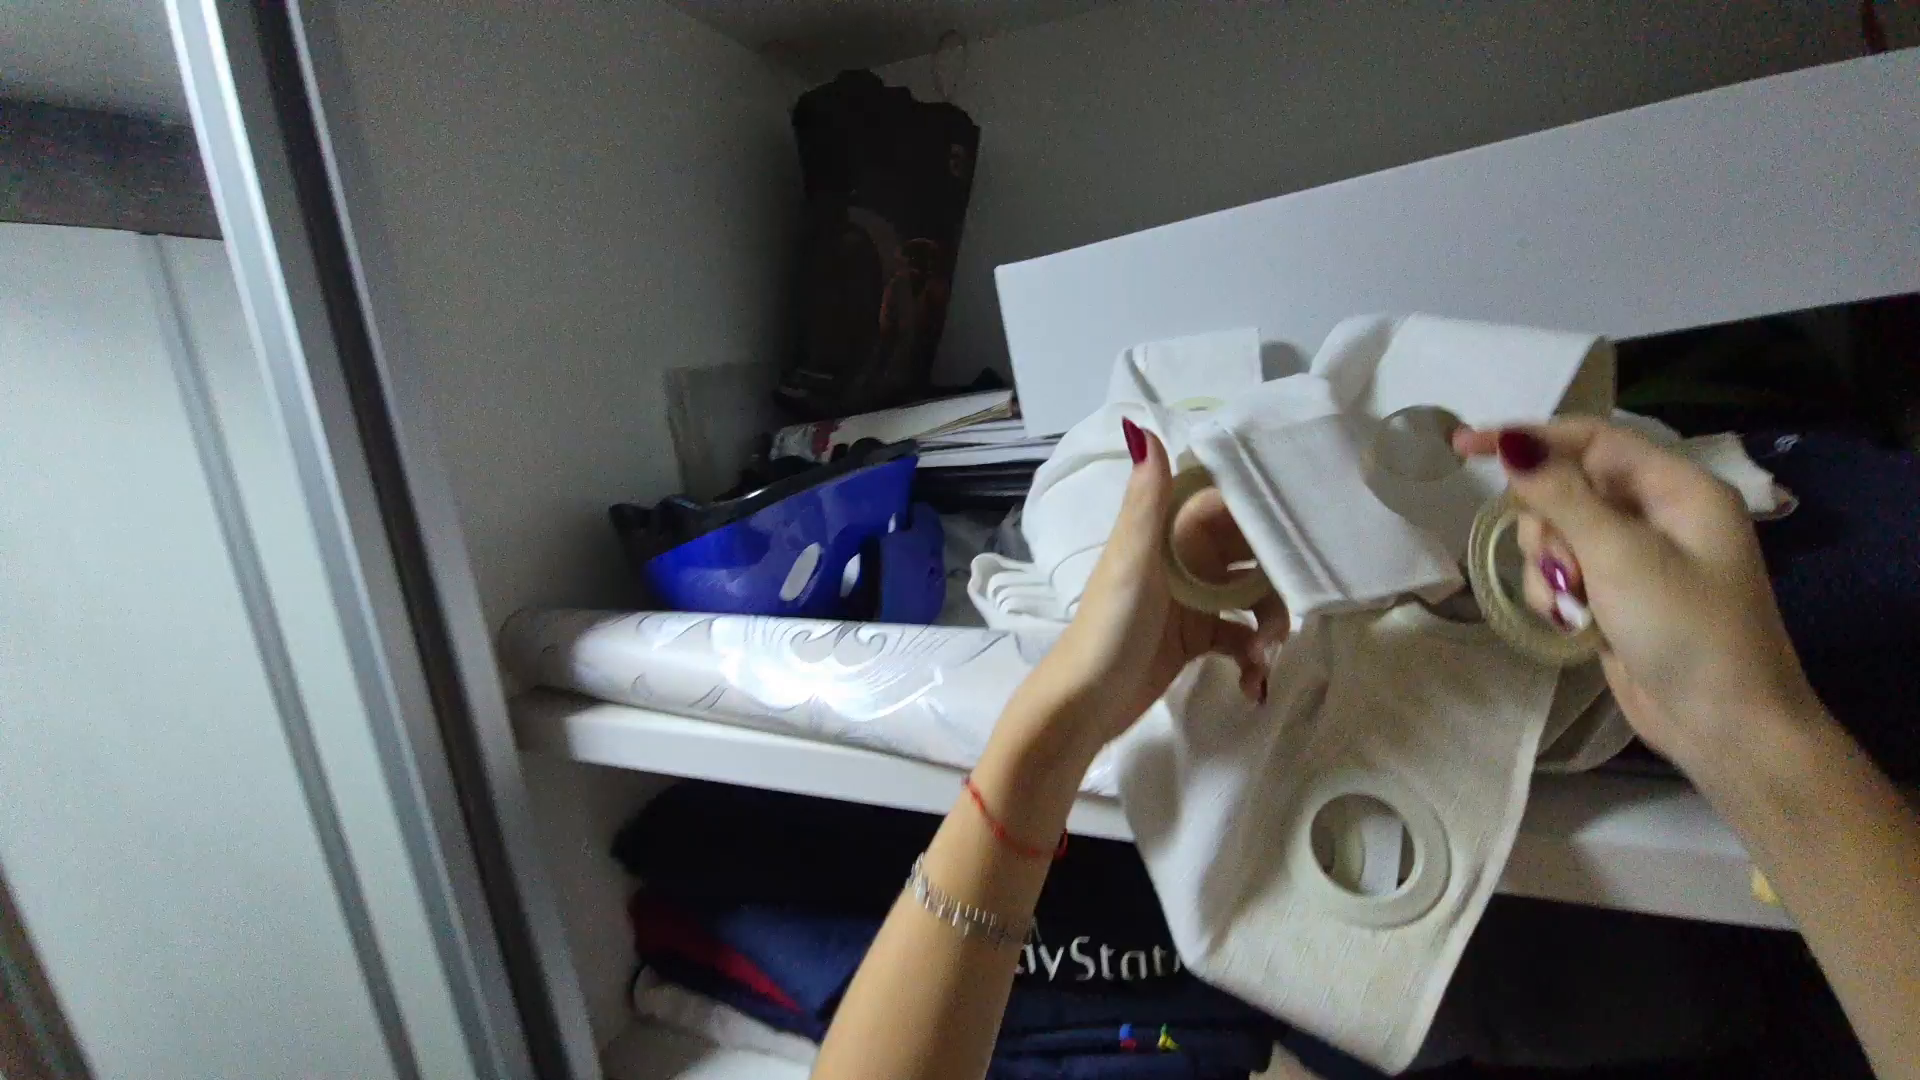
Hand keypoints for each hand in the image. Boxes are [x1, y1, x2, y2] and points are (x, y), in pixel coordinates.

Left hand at [1013, 419, 1286, 759]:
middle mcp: (1182, 560)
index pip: (1226, 506)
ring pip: (1251, 596)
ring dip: (1269, 624)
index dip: (1265, 510)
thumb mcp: (1130, 560)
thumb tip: (1140, 425)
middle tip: (1296, 605)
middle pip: (1249, 552)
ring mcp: (1191, 601)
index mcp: (1165, 533)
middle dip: (1279, 577)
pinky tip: (1253, 681)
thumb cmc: (1109, 627)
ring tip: (1268, 654)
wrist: (1085, 703)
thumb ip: (1145, 499)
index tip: (1311, 520)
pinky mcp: (1197, 639)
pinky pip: (1240, 637)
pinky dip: (1252, 656)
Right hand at [1453, 419, 1819, 765]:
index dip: (1527, 438)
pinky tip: (1571, 621)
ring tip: (1570, 602)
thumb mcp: (1618, 555)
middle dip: (1544, 526)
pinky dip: (1551, 592)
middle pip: (1562, 488)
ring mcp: (1632, 554)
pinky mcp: (1612, 589)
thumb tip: (1513, 444)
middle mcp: (1654, 514)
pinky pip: (1557, 570)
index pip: (1588, 440)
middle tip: (1559, 564)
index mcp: (1676, 490)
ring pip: (1552, 533)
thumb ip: (1561, 496)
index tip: (1464, 446)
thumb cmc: (1684, 629)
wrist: (1722, 723)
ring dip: (1546, 566)